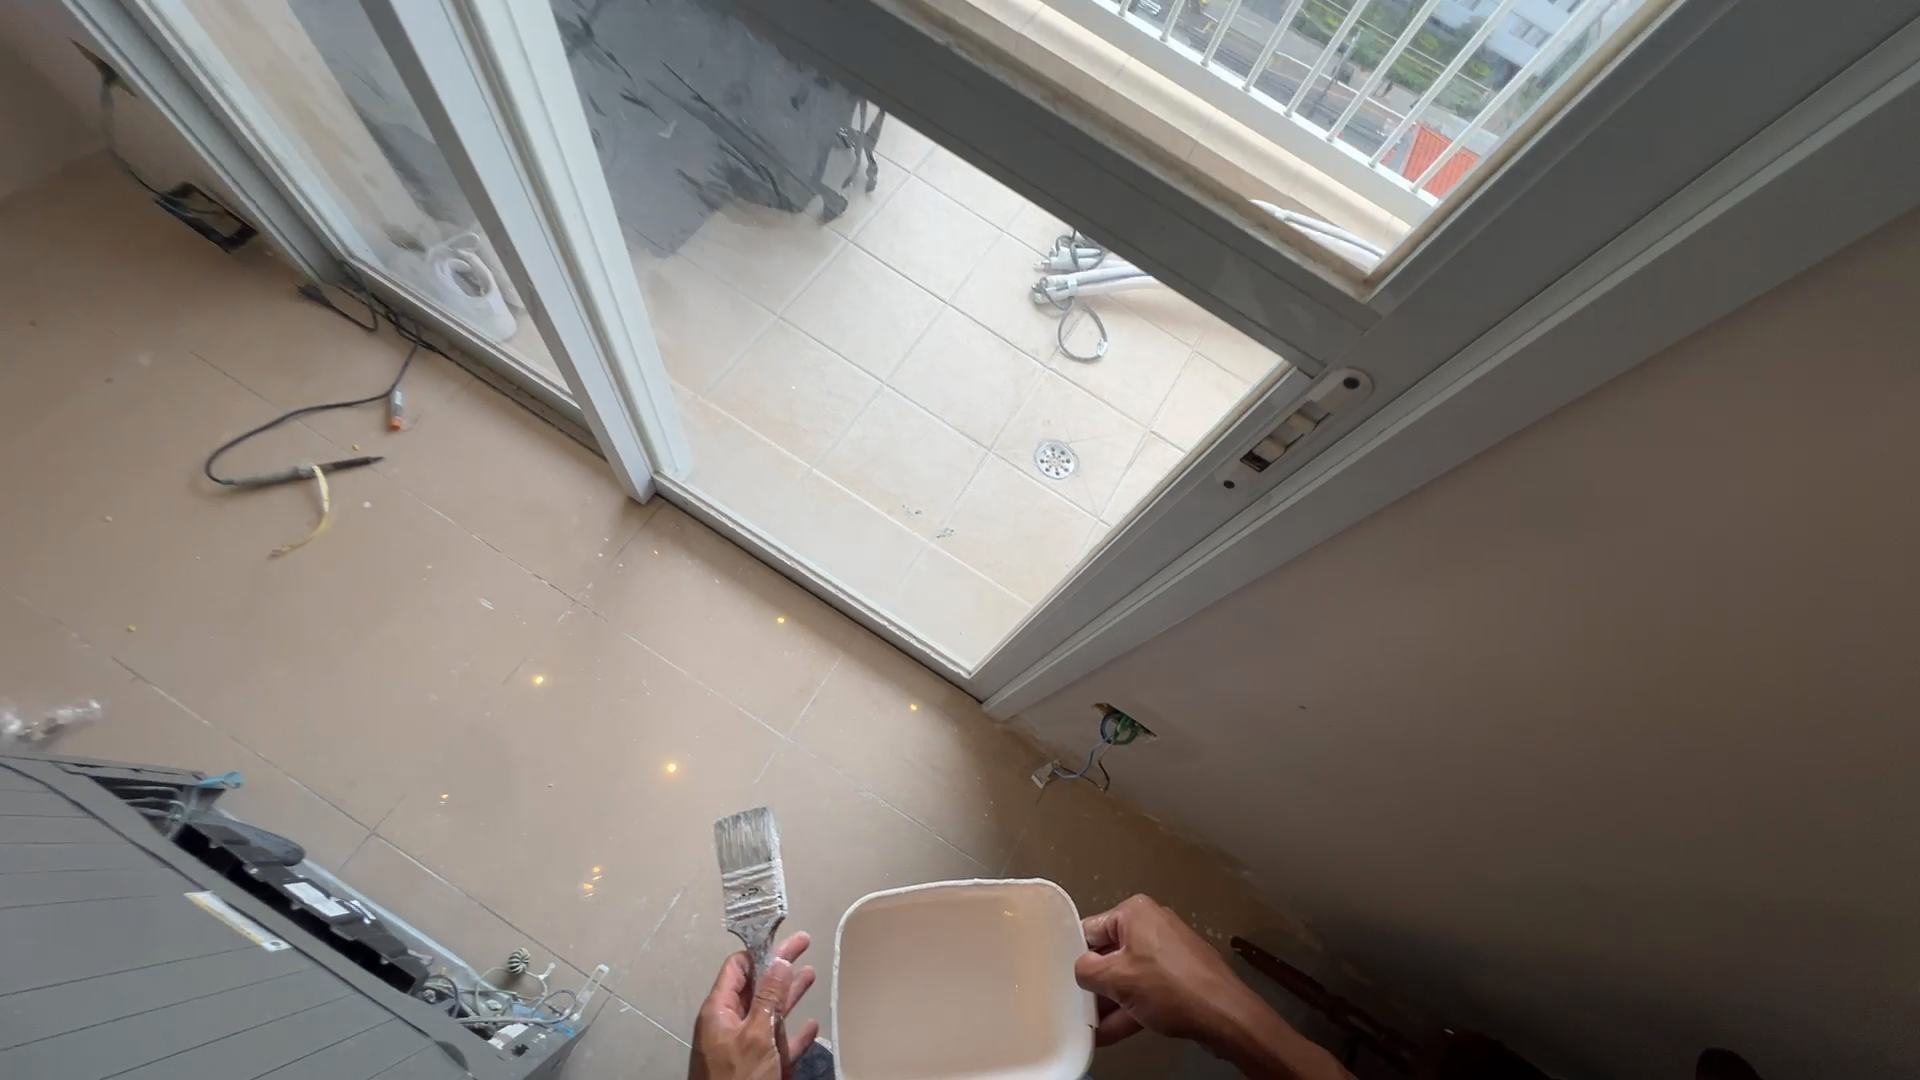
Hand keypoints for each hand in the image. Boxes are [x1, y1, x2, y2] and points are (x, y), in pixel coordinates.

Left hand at [689, 932, 819, 1079]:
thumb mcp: (755, 1035)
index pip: (737, 968)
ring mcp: (740, 1048)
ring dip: (789, 994)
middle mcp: (728, 1025)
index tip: (783, 935)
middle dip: (780, 966)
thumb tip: (779, 960)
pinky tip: (810, 1026)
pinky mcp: (754, 1069)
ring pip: (768, 1012)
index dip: (760, 949)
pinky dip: (793, 1033)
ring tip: (810, 975)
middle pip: (756, 986)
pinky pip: (776, 1043)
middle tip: (803, 944)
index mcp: (718, 1011)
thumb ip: (768, 997)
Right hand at [1073, 895, 1257, 1047]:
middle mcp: (1151, 924)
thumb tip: (1081, 969)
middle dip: (1097, 985)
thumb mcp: (1117, 979)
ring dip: (1112, 1002)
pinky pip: (1147, 987)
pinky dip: (1132, 1007)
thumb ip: (1087, 971)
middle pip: (1111, 954)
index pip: (1092, 930)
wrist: (1225, 1015)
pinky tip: (1113, 1033)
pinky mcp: (1181, 975)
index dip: (1077, 956)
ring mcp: (1168, 951)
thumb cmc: (1168, 987)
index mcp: (1134, 912)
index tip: (1067, 980)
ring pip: (1130, 975)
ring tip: (1093, 1028)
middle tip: (1080, 1008)